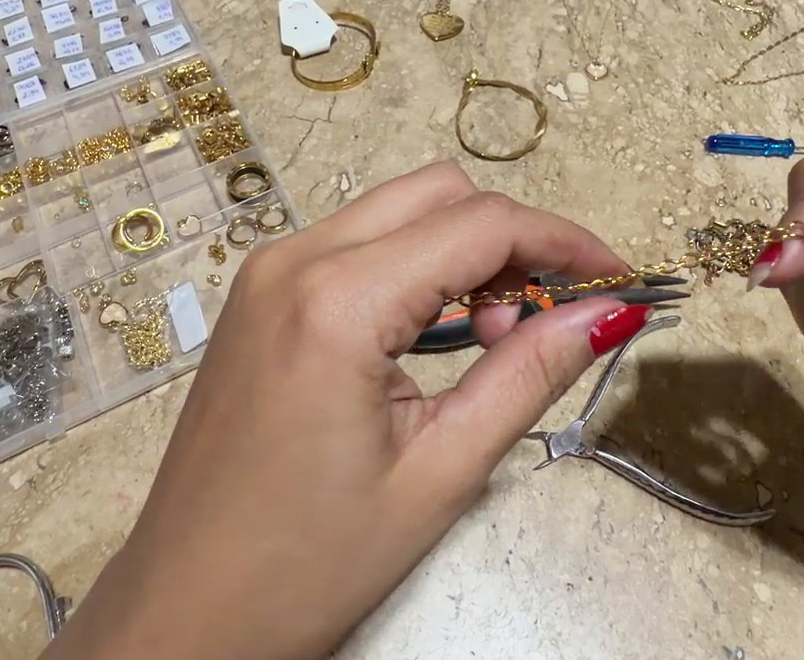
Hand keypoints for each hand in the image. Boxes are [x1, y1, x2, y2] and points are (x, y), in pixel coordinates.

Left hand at [49, 163, 648, 659]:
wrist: (185, 609)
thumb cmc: (309, 561)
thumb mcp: (438, 472)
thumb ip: (528, 376)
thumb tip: (607, 315)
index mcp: (338, 298)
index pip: (479, 225)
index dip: (562, 241)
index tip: (618, 279)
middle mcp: (295, 256)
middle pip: (436, 194)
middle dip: (511, 239)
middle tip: (552, 314)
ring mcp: (268, 267)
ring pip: (395, 211)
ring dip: (462, 251)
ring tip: (497, 336)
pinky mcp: (260, 290)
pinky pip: (356, 243)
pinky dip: (413, 266)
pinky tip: (435, 332)